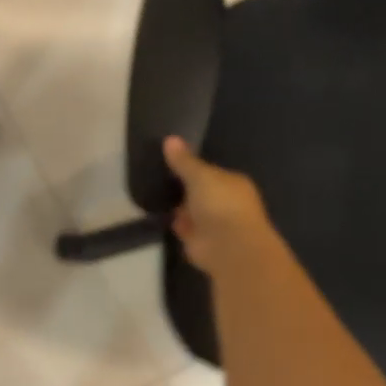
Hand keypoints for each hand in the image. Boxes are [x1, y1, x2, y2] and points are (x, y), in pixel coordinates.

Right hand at [163, 137, 284, 276]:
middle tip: (157, 177)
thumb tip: (170, 138)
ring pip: (191, 210)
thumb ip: (184, 161)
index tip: (169, 162)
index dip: (191, 167)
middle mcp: (226, 203)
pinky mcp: (202, 242)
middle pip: (200, 191)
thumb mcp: (199, 176)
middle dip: (183, 187)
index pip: (210, 172)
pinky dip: (175, 223)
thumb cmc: (221, 204)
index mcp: (233, 183)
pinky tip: (157, 213)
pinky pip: (184, 227)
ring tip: (153, 193)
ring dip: (178, 206)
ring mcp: (214, 224)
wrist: (229, 247)